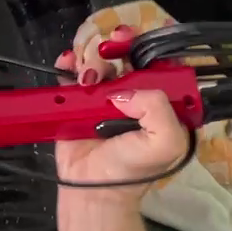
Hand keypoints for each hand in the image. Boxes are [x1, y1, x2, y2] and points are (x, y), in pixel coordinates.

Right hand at [52, 51, 189, 208]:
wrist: (91, 188)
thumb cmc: (132, 169)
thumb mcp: (165, 142)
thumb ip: (157, 108)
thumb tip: (120, 91)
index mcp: (161, 102)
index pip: (159, 63)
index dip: (148, 46)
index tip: (133, 42)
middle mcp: (133, 93)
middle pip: (125, 54)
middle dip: (116, 46)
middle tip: (108, 49)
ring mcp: (102, 95)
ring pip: (97, 58)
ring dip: (90, 58)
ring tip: (86, 79)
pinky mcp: (75, 99)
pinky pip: (71, 71)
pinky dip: (67, 62)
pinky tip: (66, 64)